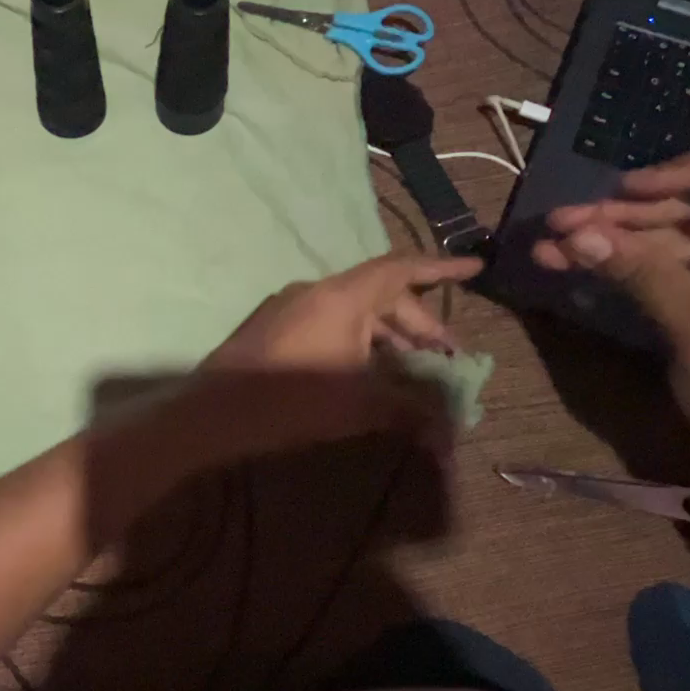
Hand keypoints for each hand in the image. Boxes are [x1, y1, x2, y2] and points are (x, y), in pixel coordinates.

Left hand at [190, 253, 482, 459]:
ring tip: (412, 375)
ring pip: (352, 313)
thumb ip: (409, 407)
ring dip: (387, 339)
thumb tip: (447, 422)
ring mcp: (289, 306)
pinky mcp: (272, 326)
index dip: (441, 268)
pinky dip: (356, 342)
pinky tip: (366, 376)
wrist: (213, 411)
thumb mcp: (360, 405)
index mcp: (341, 297)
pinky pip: (327, 323)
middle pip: (380, 296)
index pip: (400, 269)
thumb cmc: (291, 402)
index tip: (475, 268)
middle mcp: (315, 291)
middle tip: (448, 361)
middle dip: (418, 327)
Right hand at [533, 151, 689, 493]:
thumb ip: (639, 271)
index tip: (627, 187)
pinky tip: (578, 264)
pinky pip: (681, 269)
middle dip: (637, 213)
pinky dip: (634, 266)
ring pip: (687, 238)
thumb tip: (572, 233)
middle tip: (569, 218)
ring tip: (556, 242)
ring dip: (624, 239)